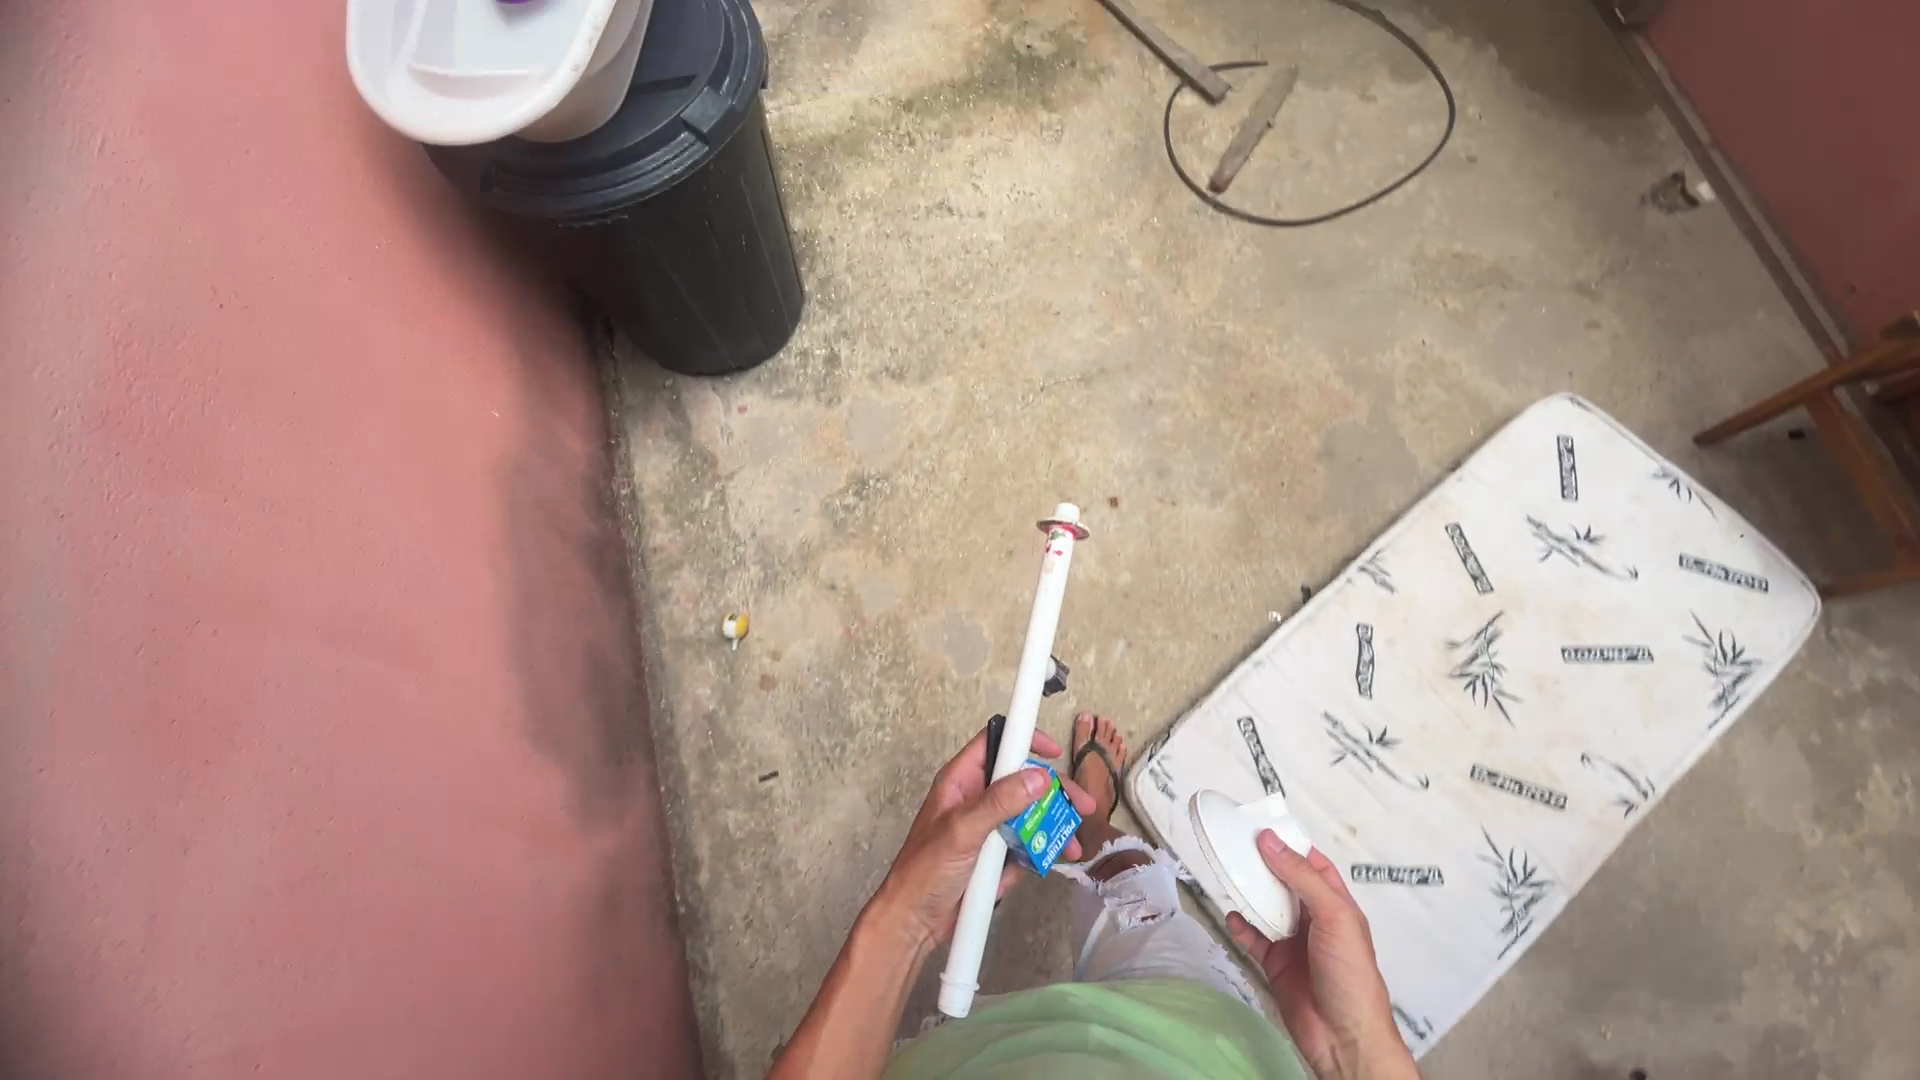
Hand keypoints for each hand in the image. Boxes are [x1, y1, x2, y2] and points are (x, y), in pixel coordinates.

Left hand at [870, 728, 1093, 949]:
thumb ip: (1000, 802)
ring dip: (1054, 826)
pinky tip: (1053, 861)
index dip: (1023, 740)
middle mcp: (976, 798)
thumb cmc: (925, 870)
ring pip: (1029, 815)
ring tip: (1073, 845)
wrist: (914, 921)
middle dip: (1053, 792)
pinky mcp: (995, 854)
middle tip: (1083, 805)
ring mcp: (987, 827)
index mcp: (961, 781)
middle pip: (1022, 781)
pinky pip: (1025, 844)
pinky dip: (1041, 851)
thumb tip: (1038, 777)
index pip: (996, 744)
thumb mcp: (963, 830)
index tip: (1054, 751)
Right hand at [1226, 832, 1418, 1079]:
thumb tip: (1270, 841)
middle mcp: (1313, 918)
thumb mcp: (1334, 916)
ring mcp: (1293, 940)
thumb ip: (1301, 877)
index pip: (1311, 863)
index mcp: (1335, 904)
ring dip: (1247, 891)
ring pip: (1264, 905)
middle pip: (1282, 880)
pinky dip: (1240, 925)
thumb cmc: (1351, 976)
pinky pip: (1252, 936)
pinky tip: (1232, 916)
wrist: (1343, 1039)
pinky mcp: (1275, 961)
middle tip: (1235, 844)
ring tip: (1227, 872)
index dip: (1289, 844)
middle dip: (1261, 863)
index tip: (1261, 826)